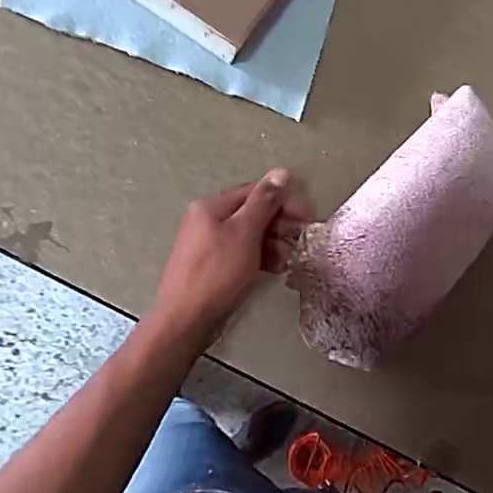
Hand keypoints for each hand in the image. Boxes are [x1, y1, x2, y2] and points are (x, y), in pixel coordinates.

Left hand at [145, 169, 309, 351]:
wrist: (186, 319)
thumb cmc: (216, 274)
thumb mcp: (245, 233)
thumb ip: (265, 201)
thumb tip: (282, 172)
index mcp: (212, 206)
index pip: (256, 191)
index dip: (284, 202)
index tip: (305, 217)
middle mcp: (207, 220)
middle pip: (253, 212)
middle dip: (280, 224)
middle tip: (300, 240)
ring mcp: (208, 243)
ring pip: (250, 233)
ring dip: (274, 242)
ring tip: (288, 259)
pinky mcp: (213, 264)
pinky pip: (243, 251)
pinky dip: (261, 256)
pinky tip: (274, 268)